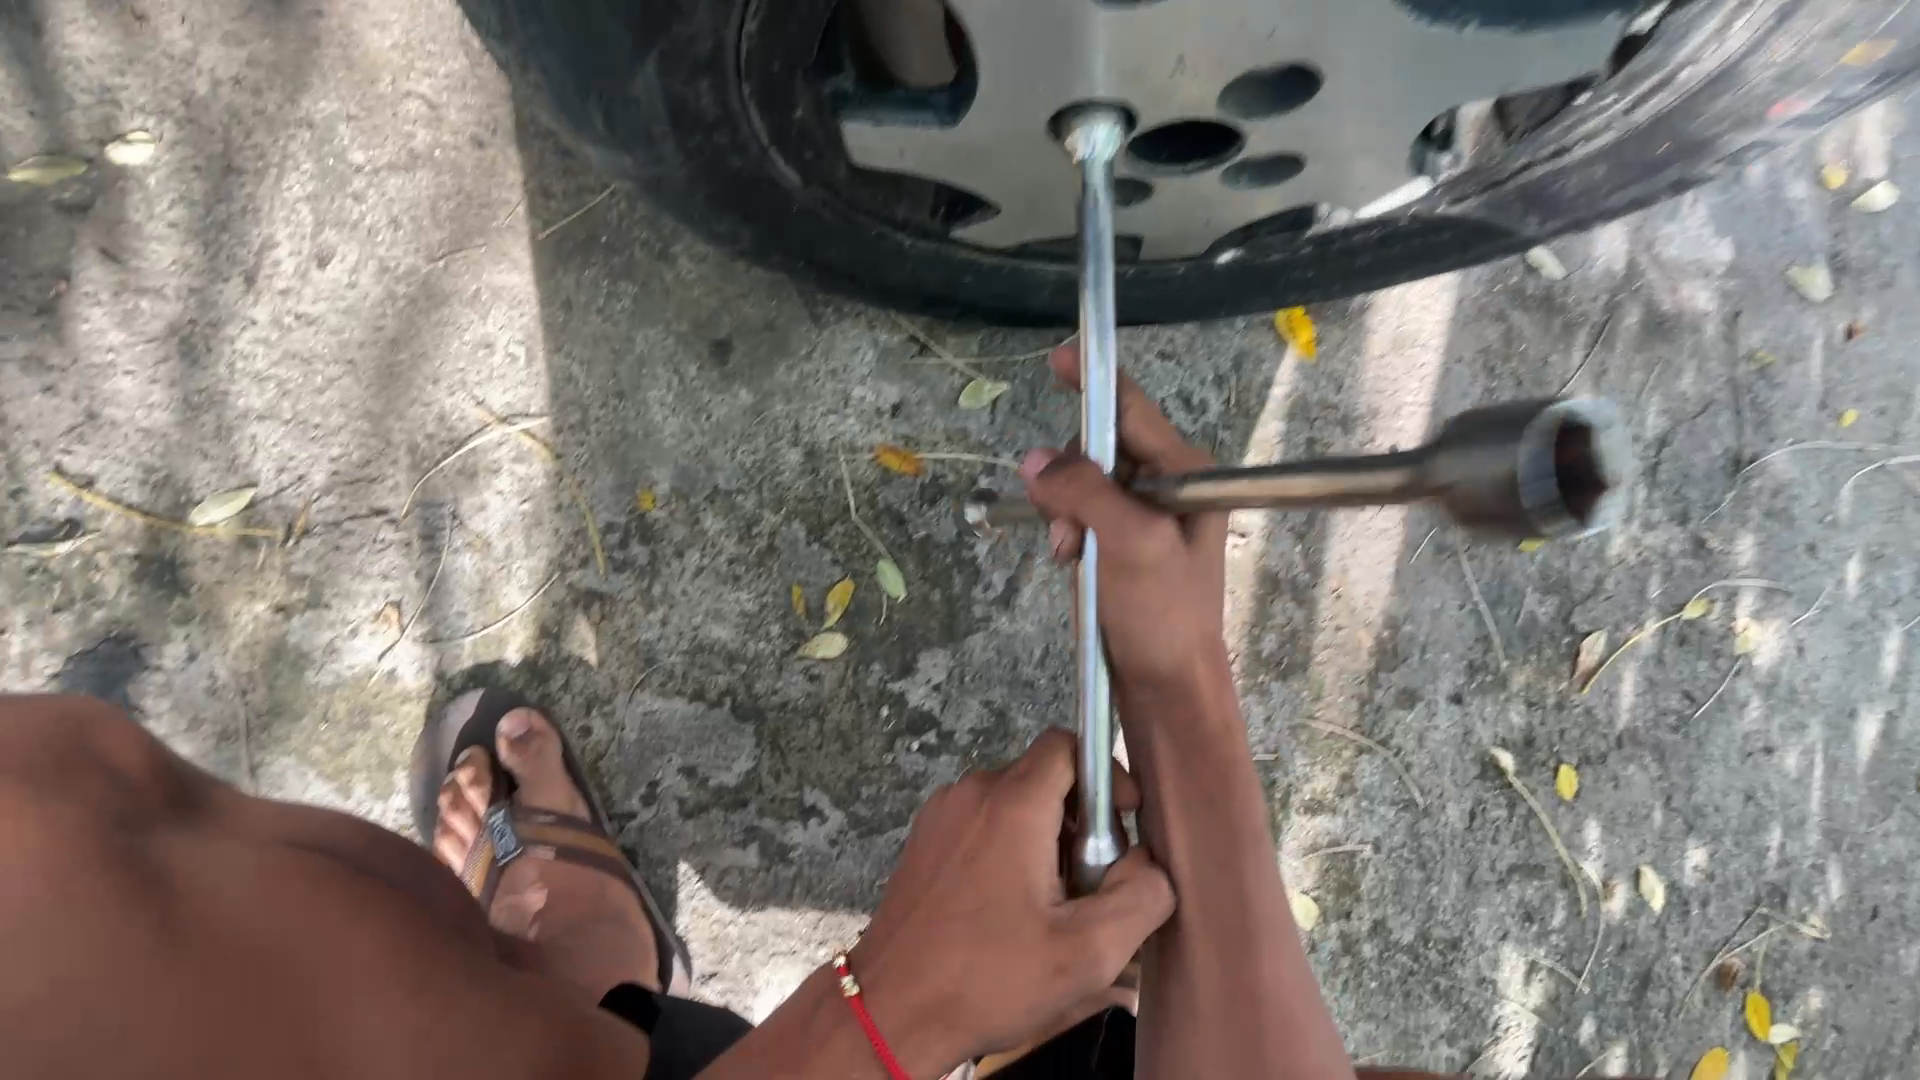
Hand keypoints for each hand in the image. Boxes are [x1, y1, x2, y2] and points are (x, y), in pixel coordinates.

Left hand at [850, 729, 1174, 1074]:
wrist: (891, 1009)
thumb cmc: (987, 978)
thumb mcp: (1087, 953)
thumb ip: (1141, 895)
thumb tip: (1148, 862)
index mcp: (1012, 803)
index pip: (1068, 744)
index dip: (1105, 774)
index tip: (1122, 823)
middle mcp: (974, 791)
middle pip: (1045, 778)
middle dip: (1079, 822)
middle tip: (1087, 885)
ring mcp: (943, 811)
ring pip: (1015, 801)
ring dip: (1045, 839)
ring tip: (1047, 906)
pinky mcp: (926, 835)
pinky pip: (984, 820)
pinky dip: (1008, 846)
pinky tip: (1007, 907)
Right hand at [1020, 342, 1230, 695]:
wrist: (1167, 681)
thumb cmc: (1162, 612)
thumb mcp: (1129, 544)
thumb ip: (1084, 493)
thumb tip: (1033, 461)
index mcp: (1184, 472)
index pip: (1131, 409)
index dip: (1094, 381)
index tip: (1057, 357)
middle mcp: (1166, 484)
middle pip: (1097, 448)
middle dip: (1069, 480)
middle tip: (1064, 531)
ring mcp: (1144, 514)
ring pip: (1082, 483)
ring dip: (1064, 513)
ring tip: (1069, 554)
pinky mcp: (1124, 540)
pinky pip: (1081, 514)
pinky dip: (1067, 531)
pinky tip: (1071, 561)